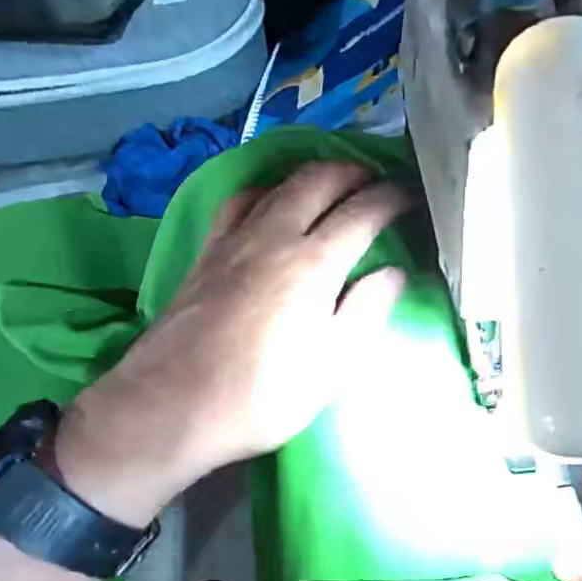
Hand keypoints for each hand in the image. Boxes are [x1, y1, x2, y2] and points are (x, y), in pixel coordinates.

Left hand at [51, 162, 410, 524]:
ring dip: (311, 174)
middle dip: (352, 171)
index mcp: (312, 265)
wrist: (170, 408)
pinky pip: (239, 202)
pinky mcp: (206, 254)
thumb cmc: (262, 397)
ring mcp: (233, 241)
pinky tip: (269, 202)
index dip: (391, 198)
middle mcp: (272, 237)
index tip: (411, 194)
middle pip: (316, 181)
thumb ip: (365, 312)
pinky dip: (266, 190)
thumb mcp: (332, 367)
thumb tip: (394, 272)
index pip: (361, 213)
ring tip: (332, 183)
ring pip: (277, 185)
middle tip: (376, 179)